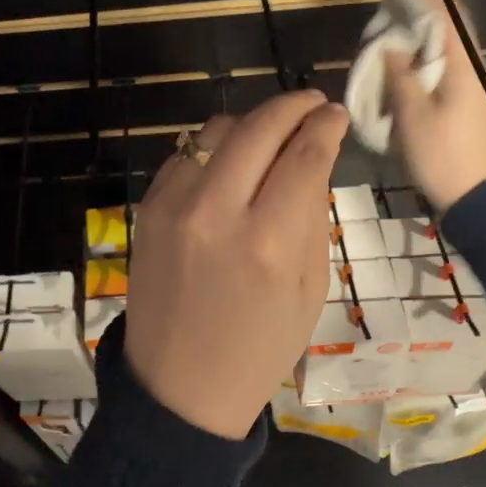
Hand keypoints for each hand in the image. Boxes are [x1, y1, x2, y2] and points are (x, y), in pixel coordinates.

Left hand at [124, 89, 347, 439]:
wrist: (178, 385)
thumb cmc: (259, 347)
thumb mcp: (310, 290)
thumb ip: (311, 216)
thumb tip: (314, 156)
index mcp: (269, 243)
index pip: (304, 157)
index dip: (325, 126)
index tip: (337, 112)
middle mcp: (217, 212)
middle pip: (258, 128)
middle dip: (292, 106)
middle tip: (312, 101)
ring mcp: (174, 204)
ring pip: (217, 130)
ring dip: (252, 121)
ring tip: (274, 129)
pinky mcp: (148, 204)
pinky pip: (187, 153)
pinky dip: (215, 147)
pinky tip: (232, 159)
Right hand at [384, 0, 485, 210]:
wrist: (475, 200)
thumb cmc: (441, 155)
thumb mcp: (411, 115)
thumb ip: (400, 75)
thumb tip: (391, 47)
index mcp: (462, 70)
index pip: (446, 20)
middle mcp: (473, 73)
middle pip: (450, 31)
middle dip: (423, 12)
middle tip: (393, 4)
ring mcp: (473, 90)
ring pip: (448, 50)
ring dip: (422, 35)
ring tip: (393, 29)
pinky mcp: (467, 105)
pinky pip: (446, 67)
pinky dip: (425, 56)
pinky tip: (405, 63)